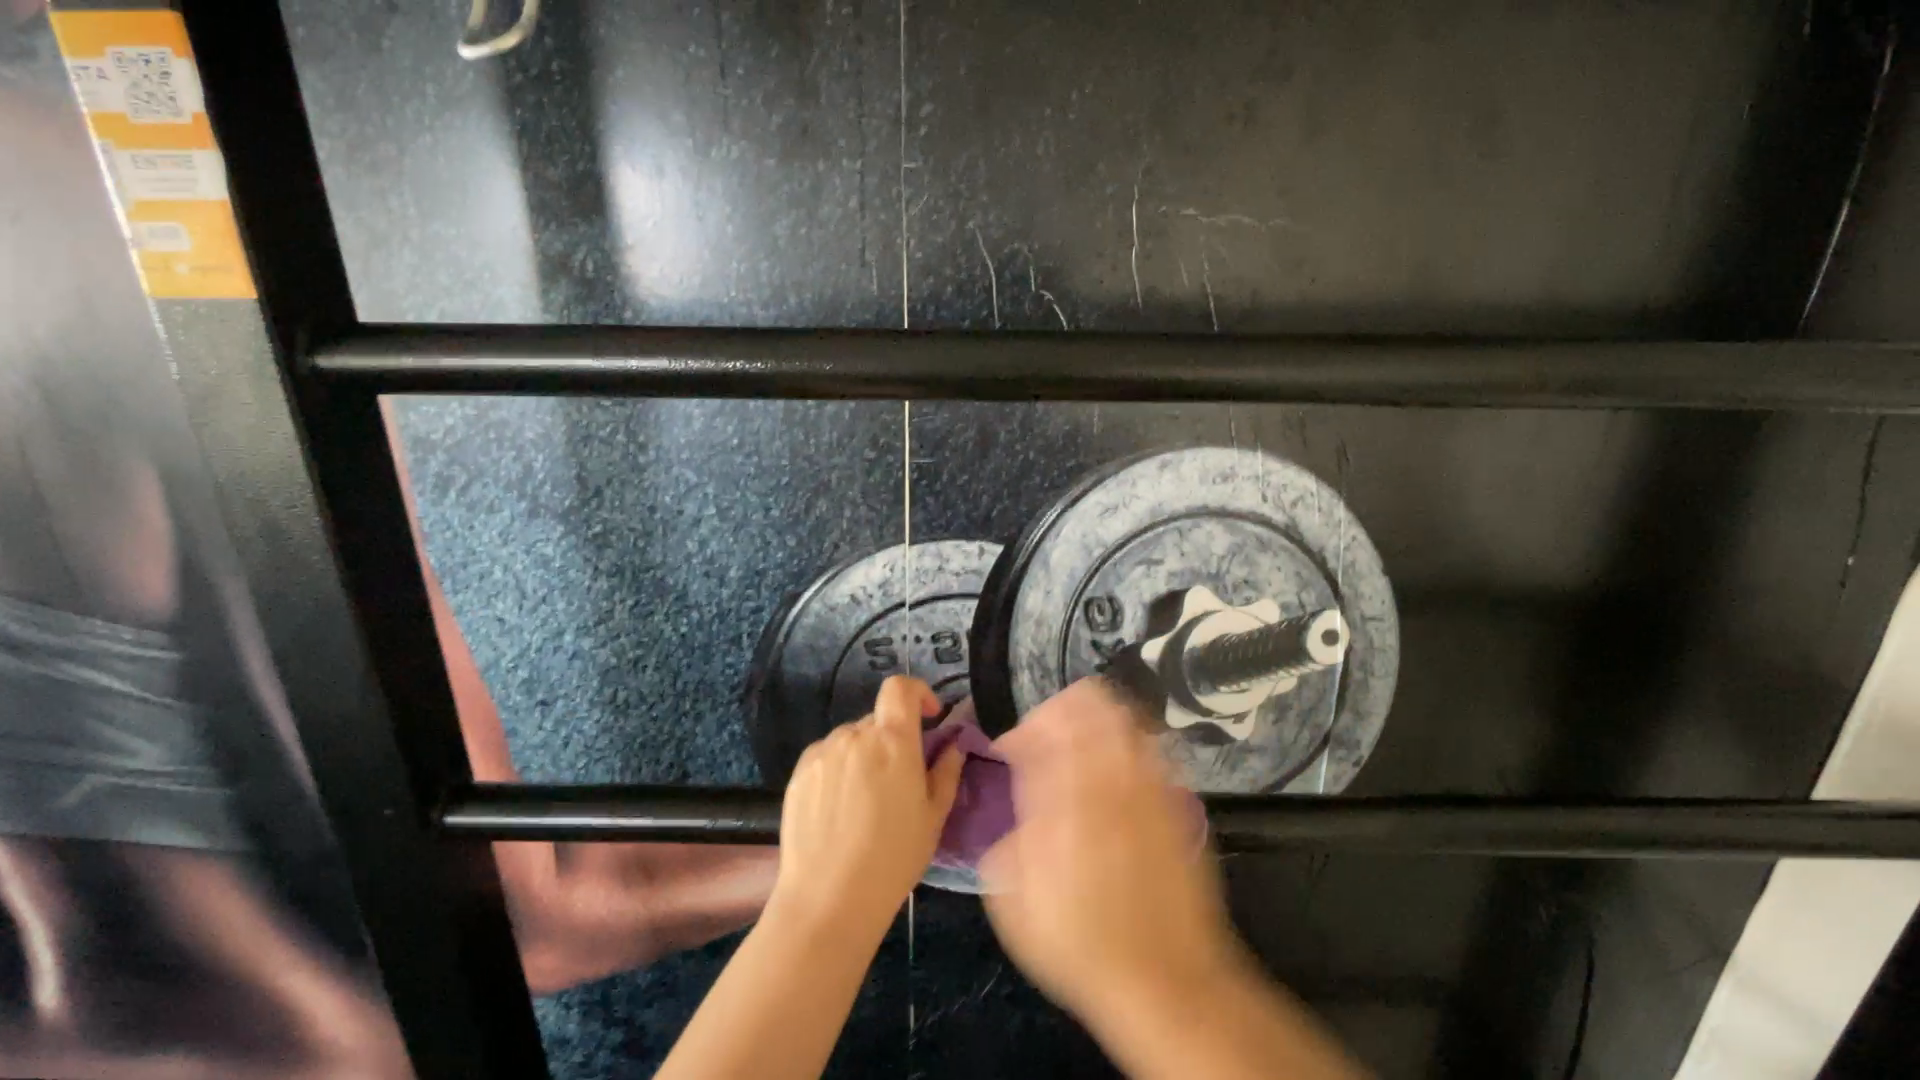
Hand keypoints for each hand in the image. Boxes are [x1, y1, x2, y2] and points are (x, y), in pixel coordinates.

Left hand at [769, 676, 963, 935]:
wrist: (829, 897)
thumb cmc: (893, 858)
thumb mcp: (934, 817)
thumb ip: (946, 771)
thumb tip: (953, 744)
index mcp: (892, 741)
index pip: (900, 688)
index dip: (917, 693)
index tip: (928, 717)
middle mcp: (854, 736)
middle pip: (877, 721)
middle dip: (893, 740)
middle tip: (901, 781)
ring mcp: (822, 753)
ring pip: (851, 740)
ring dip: (864, 756)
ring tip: (866, 803)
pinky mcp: (799, 773)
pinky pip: (827, 757)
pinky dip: (839, 770)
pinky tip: (840, 810)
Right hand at [981, 678, 1241, 1025]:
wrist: (1166, 982)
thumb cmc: (1081, 946)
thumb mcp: (1015, 904)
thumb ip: (1007, 845)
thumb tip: (1016, 819)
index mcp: (1062, 801)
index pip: (1040, 731)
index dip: (1022, 732)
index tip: (1009, 751)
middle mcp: (1109, 783)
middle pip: (1089, 708)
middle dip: (1060, 712)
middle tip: (1044, 737)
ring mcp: (1150, 791)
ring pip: (1127, 721)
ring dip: (1097, 721)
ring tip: (1080, 745)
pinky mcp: (1178, 808)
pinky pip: (1156, 752)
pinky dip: (1132, 746)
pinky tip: (1119, 773)